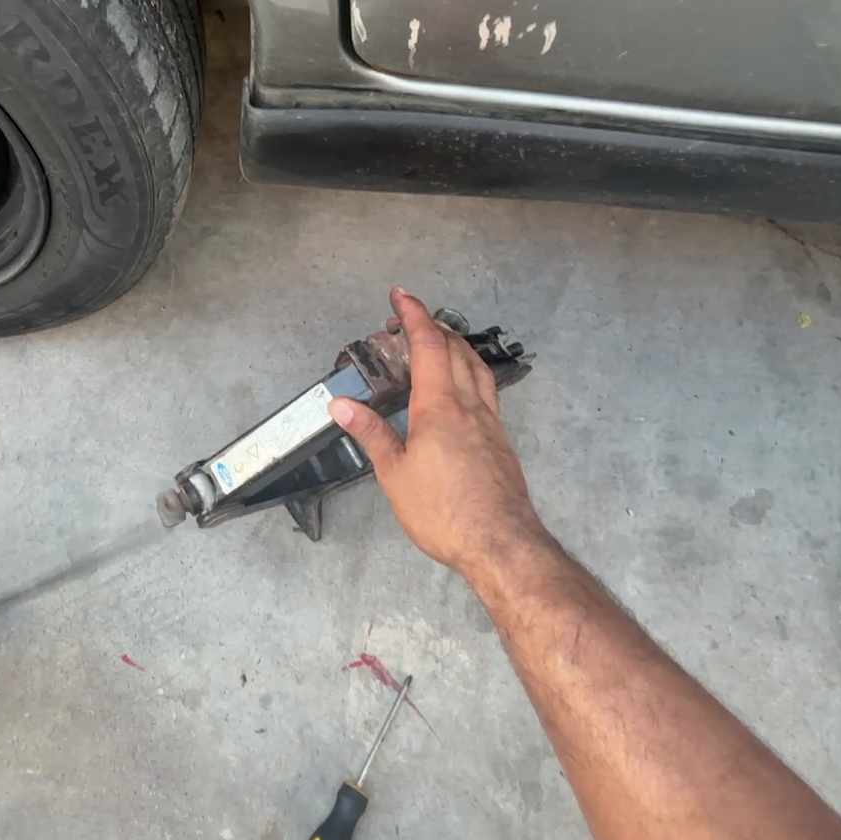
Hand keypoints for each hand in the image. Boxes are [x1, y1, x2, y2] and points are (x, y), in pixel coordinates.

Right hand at [330, 287, 541, 575]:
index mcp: (439, 407)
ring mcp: (490, 423)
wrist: (500, 544)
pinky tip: (459, 387)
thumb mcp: (394, 474)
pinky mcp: (499, 441)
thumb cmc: (441, 510)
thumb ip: (370, 433)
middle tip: (406, 320)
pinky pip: (485, 390)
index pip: (429, 347)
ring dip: (456, 344)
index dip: (414, 316)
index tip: (400, 295)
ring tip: (437, 340)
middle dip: (432, 326)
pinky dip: (468, 370)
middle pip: (457, 350)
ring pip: (477, 367)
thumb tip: (340, 404)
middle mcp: (469, 406)